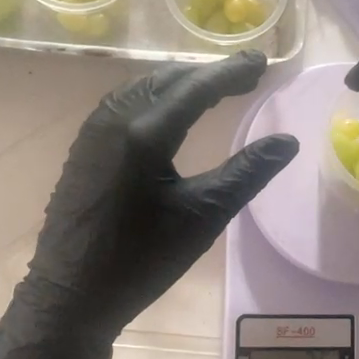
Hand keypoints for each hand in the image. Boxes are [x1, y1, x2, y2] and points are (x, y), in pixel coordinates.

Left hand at [0, 51, 298, 358]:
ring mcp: (94, 132)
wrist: (71, 296)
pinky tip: (170, 110)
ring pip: (144, 88)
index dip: (231, 73)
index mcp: (144, 132)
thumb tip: (287, 142)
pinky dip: (156, 96)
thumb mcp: (203, 216)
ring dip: (181, 83)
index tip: (262, 62)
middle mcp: (115, 120)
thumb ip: (247, 172)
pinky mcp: (85, 148)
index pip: (197, 87)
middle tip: (247, 74)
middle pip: (169, 80)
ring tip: (215, 88)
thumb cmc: (141, 260)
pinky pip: (126, 104)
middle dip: (209, 74)